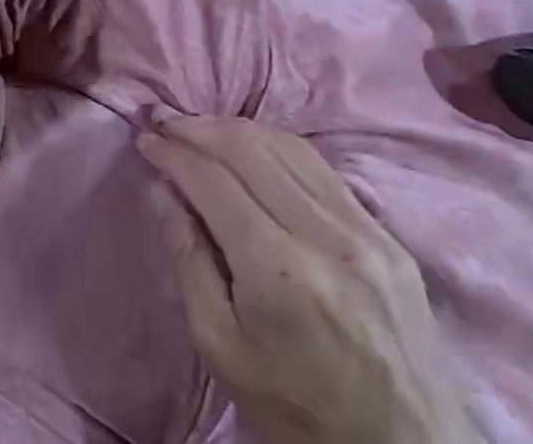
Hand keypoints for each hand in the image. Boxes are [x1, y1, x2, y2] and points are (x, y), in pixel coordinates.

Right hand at [138, 118, 474, 443]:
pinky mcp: (387, 233)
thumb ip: (188, 260)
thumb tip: (161, 190)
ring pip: (288, 147)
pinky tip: (254, 148)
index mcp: (279, 271)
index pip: (214, 181)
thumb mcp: (220, 348)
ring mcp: (365, 229)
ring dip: (236, 130)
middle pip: (250, 149)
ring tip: (201, 129)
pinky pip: (322, 168)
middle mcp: (325, 235)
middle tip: (165, 123)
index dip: (174, 153)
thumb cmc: (295, 410)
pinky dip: (278, 146)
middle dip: (199, 128)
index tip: (145, 138)